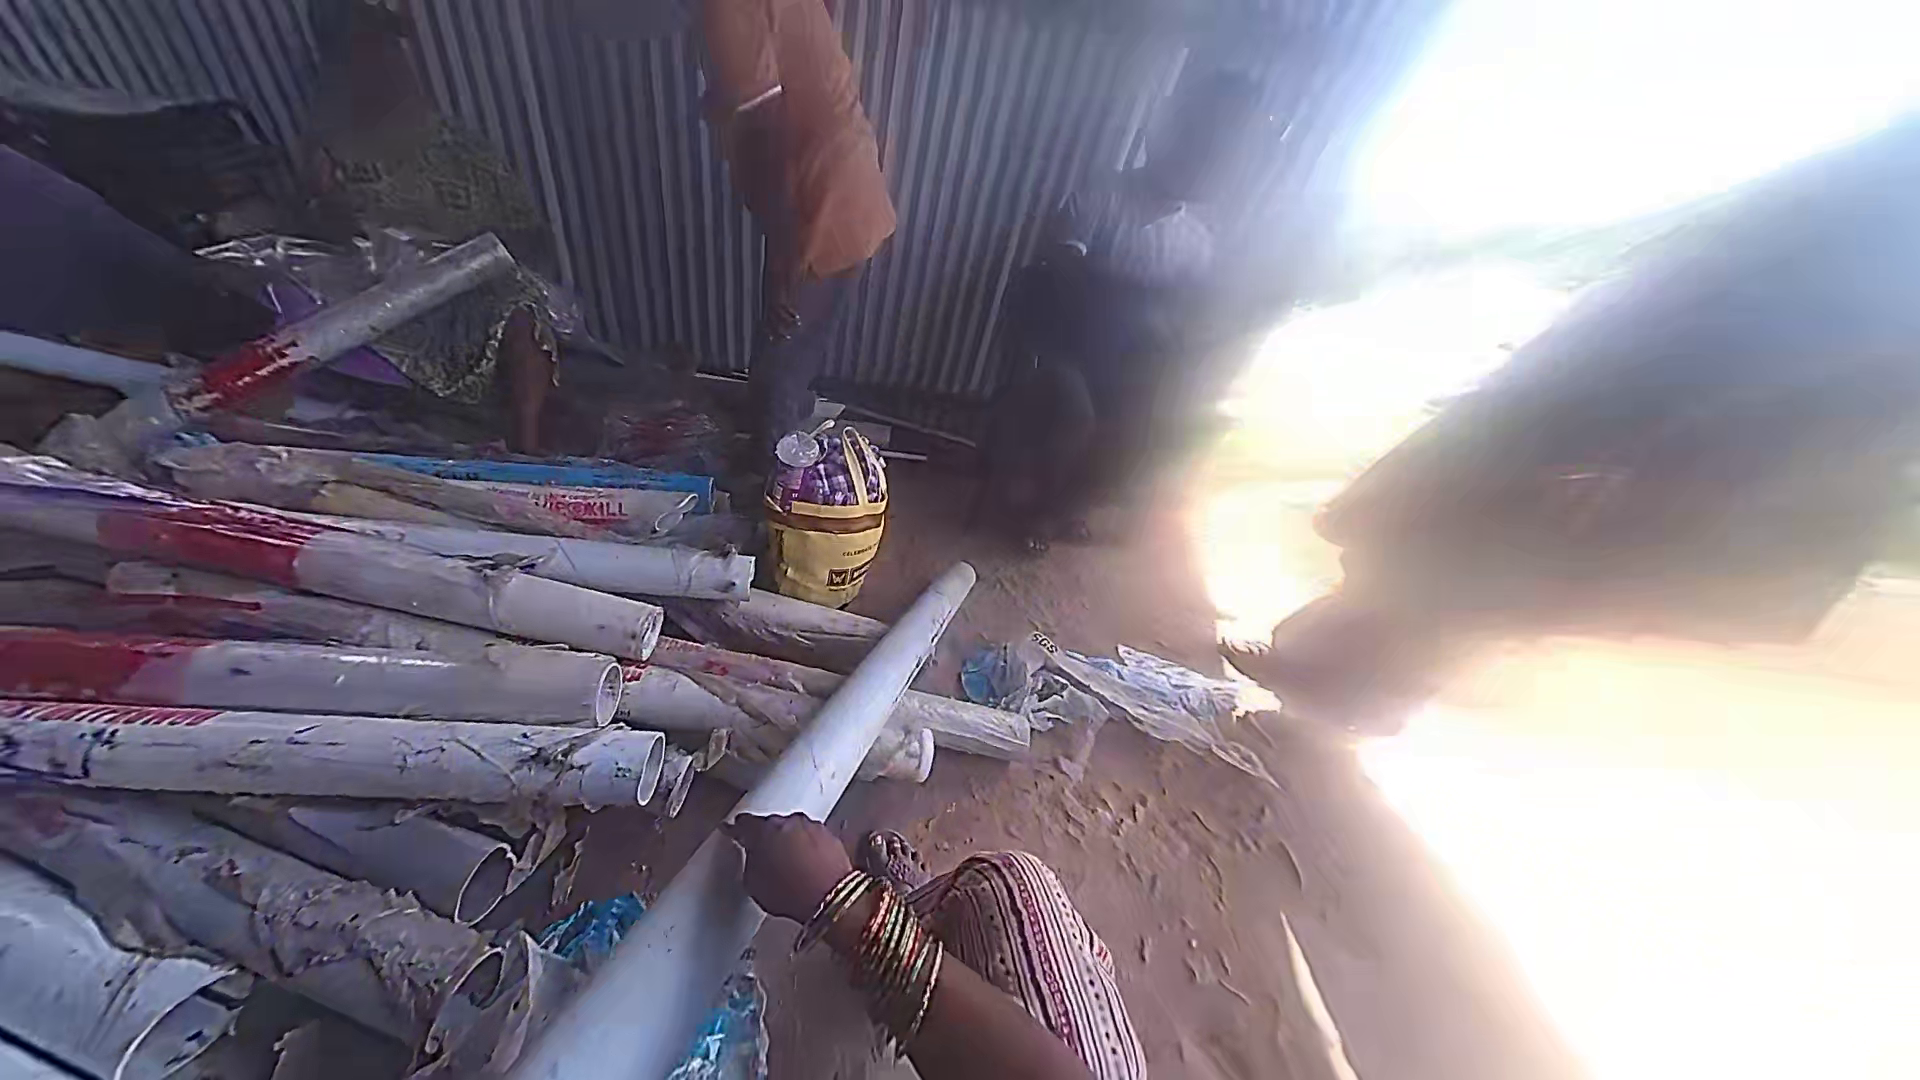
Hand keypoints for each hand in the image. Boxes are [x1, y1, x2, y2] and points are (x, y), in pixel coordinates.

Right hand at [725, 813, 853, 922]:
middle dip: (767, 837)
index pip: (745, 823)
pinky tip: (806, 864)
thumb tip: (753, 855)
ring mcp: (811, 825)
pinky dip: (807, 845)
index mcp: (764, 830)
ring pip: (793, 828)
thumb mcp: (753, 883)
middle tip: (764, 856)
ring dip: (789, 840)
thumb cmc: (790, 892)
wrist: (829, 895)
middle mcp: (789, 821)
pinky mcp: (828, 833)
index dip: (738, 828)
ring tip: (788, 865)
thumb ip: (749, 860)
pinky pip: (811, 836)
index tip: (734, 830)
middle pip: (772, 824)